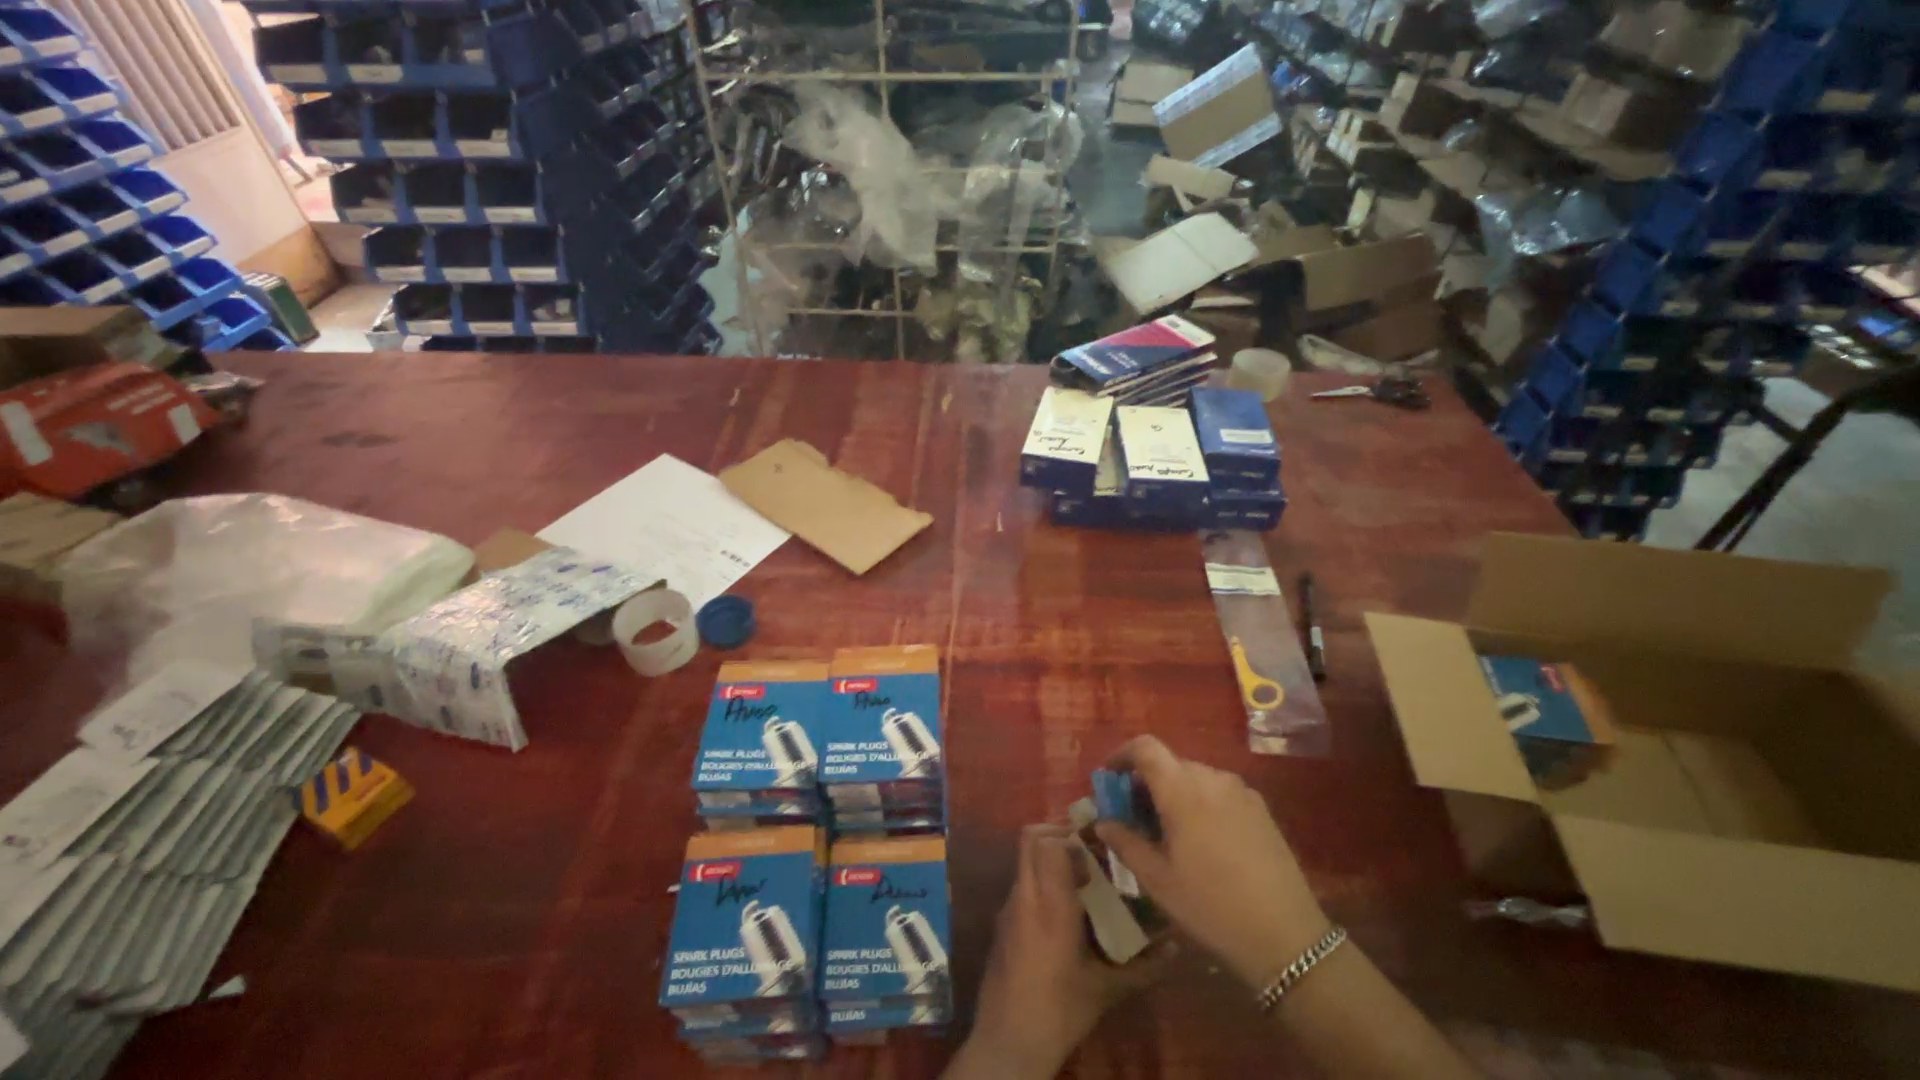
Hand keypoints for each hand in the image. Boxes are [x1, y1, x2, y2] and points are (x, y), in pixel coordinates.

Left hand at [957, 824, 1171, 1078]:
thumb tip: (1176, 948)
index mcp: (1050, 905)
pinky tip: (1067, 912)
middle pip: (1029, 840)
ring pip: (1025, 862)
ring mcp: (1008, 909)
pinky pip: (1021, 886)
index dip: (1072, 833)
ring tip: (1085, 881)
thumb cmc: (1060, 1011)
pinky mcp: (1001, 925)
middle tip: (1091, 853)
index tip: (1099, 844)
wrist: (1007, 1042)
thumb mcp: (1107, 990)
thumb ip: (1144, 967)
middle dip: (1059, 834)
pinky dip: (1042, 883)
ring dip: (1050, 859)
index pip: (1048, 842)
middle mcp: (1024, 897)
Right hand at [1094, 736, 1329, 990]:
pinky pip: (1219, 792)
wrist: (1286, 936)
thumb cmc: (1210, 906)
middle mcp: (1213, 779)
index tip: (1108, 778)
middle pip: (1170, 764)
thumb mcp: (1157, 880)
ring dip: (1173, 793)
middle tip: (1132, 817)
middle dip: (1146, 782)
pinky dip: (1199, 802)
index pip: (1145, 748)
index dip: (1121, 755)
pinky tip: (1200, 841)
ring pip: (1195, 778)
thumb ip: (1125, 842)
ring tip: (1166, 833)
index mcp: (1183, 790)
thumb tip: (1103, 822)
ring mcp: (1242, 792)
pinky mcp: (1261, 810)